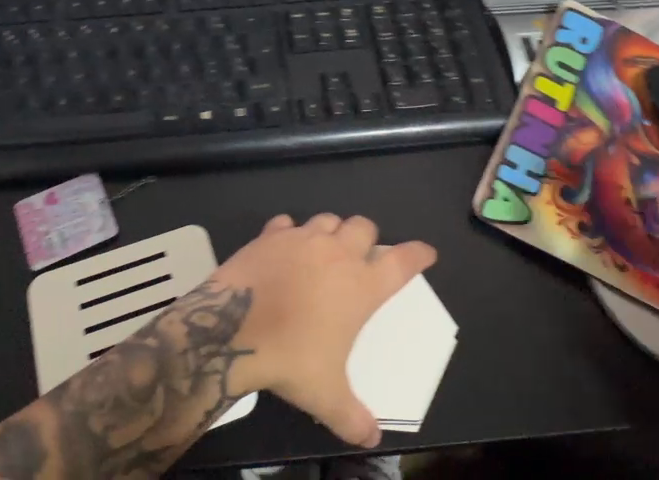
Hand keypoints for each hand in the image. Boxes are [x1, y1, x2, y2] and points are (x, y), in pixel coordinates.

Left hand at [209, 213, 436, 448]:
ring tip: (325, 248)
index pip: (401, 262)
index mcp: (361, 286)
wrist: (233, 330)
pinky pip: (286, 223)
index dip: (417, 254)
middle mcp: (336, 254)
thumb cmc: (291, 359)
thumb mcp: (327, 396)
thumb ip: (353, 417)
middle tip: (362, 255)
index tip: (426, 252)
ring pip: (327, 219)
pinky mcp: (269, 236)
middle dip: (368, 238)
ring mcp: (301, 239)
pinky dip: (289, 232)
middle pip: (364, 227)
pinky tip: (284, 246)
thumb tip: (372, 438)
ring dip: (332, 230)